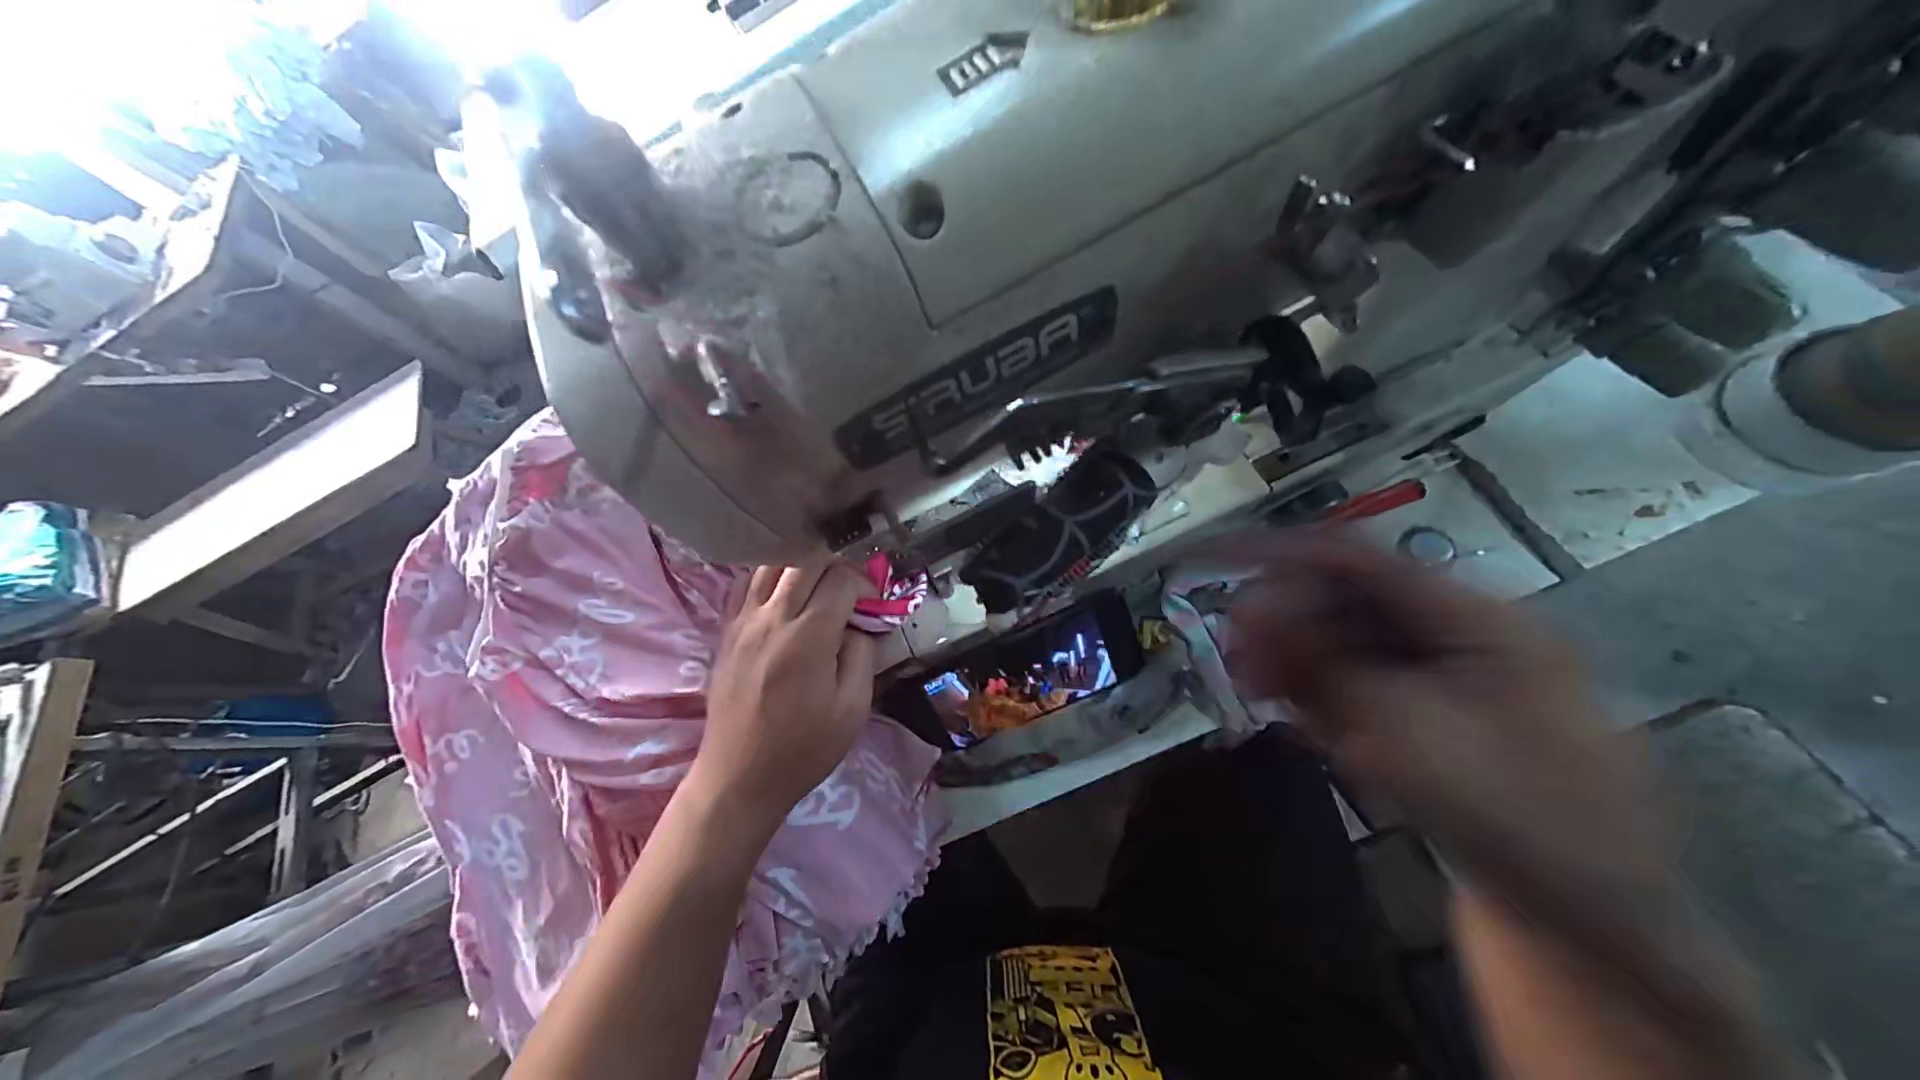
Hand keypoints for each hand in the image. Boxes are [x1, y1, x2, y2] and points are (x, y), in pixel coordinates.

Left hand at [691, 562, 877, 830]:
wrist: (740, 776)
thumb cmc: (803, 748)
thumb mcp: (853, 709)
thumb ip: (861, 655)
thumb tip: (855, 625)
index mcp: (807, 638)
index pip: (840, 579)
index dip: (864, 582)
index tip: (874, 601)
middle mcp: (771, 618)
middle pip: (806, 560)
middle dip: (836, 565)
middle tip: (851, 589)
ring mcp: (742, 622)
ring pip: (772, 564)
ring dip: (802, 565)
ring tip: (819, 586)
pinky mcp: (725, 631)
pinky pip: (745, 584)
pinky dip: (769, 577)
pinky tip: (784, 596)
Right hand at [1222, 533, 1670, 929]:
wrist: (1589, 933)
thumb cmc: (1518, 822)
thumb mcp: (1413, 735)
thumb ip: (1325, 665)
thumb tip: (1251, 606)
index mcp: (1479, 623)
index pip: (1364, 562)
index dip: (1286, 553)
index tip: (1217, 559)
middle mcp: (1458, 641)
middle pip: (1350, 603)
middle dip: (1284, 620)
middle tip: (1232, 651)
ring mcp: (1442, 683)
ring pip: (1345, 648)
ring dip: (1292, 661)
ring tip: (1248, 686)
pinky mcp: (1424, 722)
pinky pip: (1356, 689)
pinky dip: (1316, 695)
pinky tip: (1289, 714)